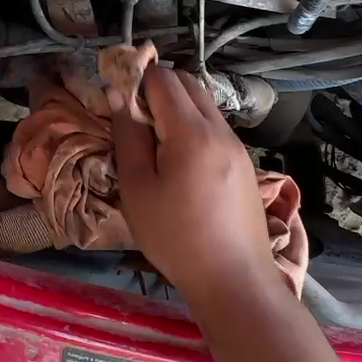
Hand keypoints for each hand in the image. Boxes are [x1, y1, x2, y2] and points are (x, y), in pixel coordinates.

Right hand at [110, 66, 279, 301]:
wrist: (236, 284)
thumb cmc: (176, 236)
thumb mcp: (137, 186)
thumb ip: (127, 134)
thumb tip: (117, 93)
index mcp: (191, 132)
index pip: (162, 77)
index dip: (135, 76)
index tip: (116, 93)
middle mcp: (220, 131)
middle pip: (187, 82)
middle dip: (157, 85)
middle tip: (132, 113)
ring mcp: (238, 148)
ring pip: (203, 103)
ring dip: (176, 104)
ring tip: (152, 136)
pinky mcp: (245, 165)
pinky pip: (214, 126)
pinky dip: (192, 123)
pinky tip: (177, 157)